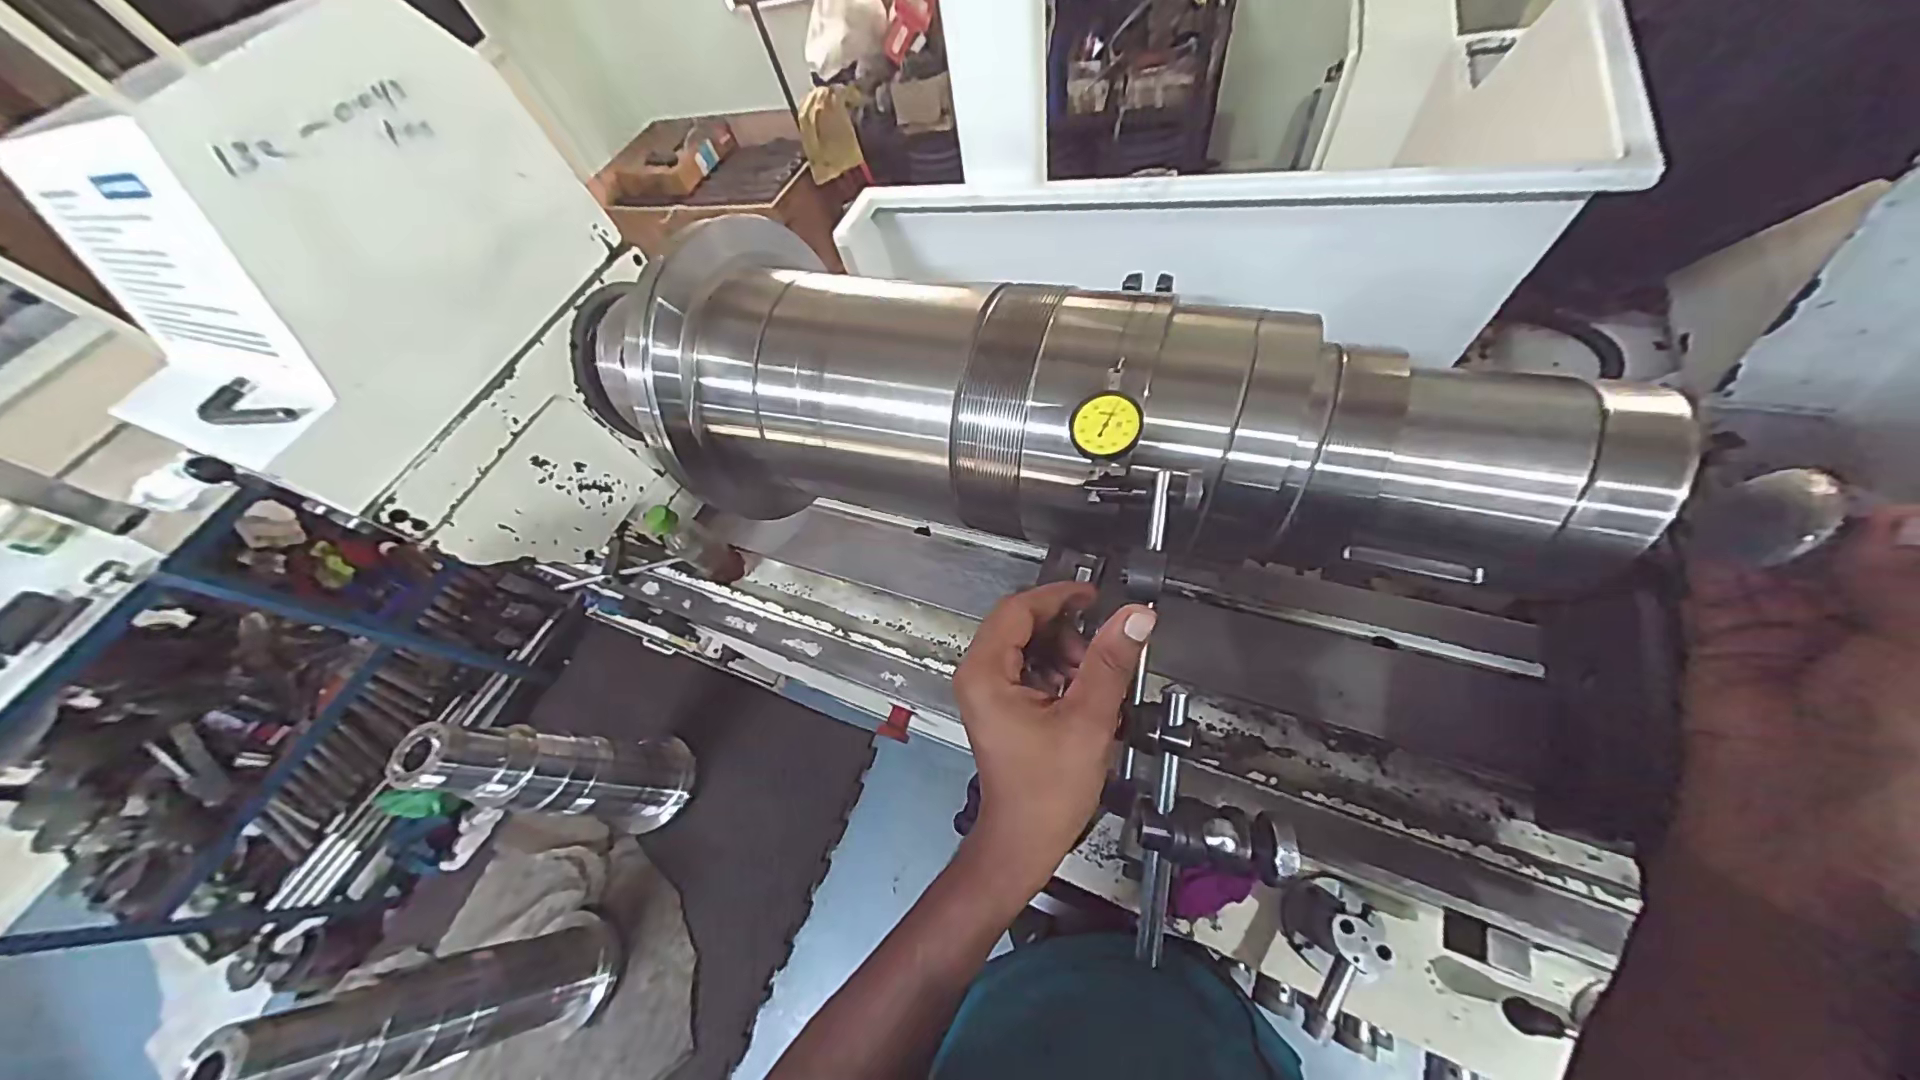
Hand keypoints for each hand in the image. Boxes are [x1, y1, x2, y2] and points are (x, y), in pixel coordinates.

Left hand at [952, 582, 1153, 892]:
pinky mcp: (1001, 704)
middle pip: (1022, 625)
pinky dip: (1057, 672)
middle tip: (1098, 649)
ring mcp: (987, 690)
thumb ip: (1110, 662)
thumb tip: (1134, 618)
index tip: (1092, 595)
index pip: (1018, 609)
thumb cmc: (1044, 792)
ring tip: (1091, 681)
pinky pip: (1029, 668)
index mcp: (985, 672)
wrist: (1025, 839)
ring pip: (1028, 646)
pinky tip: (1080, 695)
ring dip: (1064, 653)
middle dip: (1065, 632)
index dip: (1059, 596)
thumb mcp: (1087, 719)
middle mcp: (978, 675)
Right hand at [1679, 506, 1919, 927]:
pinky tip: (1719, 534)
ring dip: (1773, 538)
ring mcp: (1801, 640)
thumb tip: (1887, 524)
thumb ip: (1901, 594)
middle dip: (1836, 525)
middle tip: (1813, 493)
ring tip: (1760, 504)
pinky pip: (1719, 592)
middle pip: (1856, 559)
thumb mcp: (1919, 670)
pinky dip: (1715, 562)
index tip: (1879, 501)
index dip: (1902, 532)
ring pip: (1786, 568)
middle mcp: (1878, 637)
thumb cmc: (1902, 780)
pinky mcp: (1731, 644)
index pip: (1914, 565)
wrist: (1793, 829)